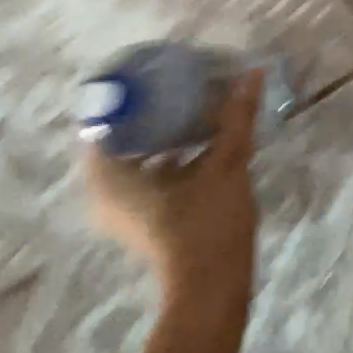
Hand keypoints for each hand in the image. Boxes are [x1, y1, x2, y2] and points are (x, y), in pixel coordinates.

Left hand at [83, 70, 262, 291]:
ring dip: (159, 135)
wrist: (212, 279)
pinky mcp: (144, 220)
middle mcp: (105, 195)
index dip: (123, 99)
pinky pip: (147, 176)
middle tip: (175, 85)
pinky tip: (198, 141)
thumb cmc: (206, 218)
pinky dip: (167, 156)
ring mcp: (123, 211)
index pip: (100, 128)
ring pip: (134, 160)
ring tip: (189, 106)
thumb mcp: (226, 160)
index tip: (149, 76)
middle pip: (118, 142)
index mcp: (109, 179)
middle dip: (146, 113)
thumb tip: (252, 72)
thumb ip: (236, 116)